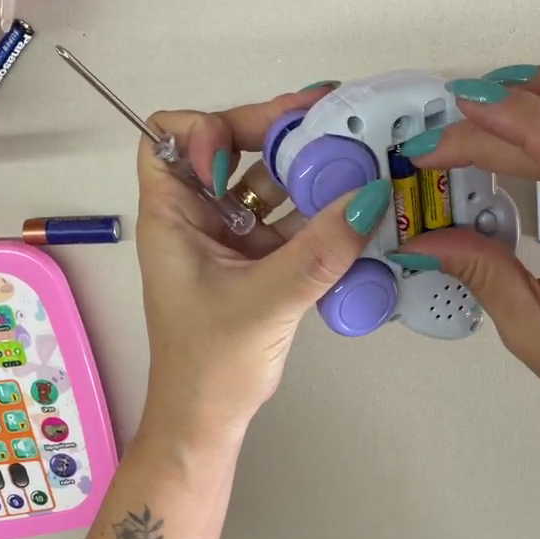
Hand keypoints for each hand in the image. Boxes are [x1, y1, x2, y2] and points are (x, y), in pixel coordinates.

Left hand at [136, 87, 388, 440]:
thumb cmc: (211, 365)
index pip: (167, 138)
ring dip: (305, 168)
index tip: (247, 153)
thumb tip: (372, 197)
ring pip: (263, 182)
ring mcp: (230, 239)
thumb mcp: (267, 302)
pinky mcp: (258, 261)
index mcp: (173, 217)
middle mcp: (198, 218)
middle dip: (276, 132)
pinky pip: (287, 219)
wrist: (208, 420)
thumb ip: (320, 250)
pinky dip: (317, 208)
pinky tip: (355, 202)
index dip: (204, 131)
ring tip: (356, 154)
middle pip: (228, 149)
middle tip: (333, 119)